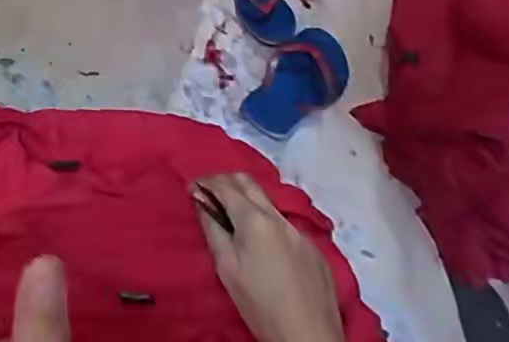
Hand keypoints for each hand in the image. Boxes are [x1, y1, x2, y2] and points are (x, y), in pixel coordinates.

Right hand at [194, 174, 343, 341]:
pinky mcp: (315, 249)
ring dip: (248, 204)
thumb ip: (212, 228)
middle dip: (226, 182)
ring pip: (268, 204)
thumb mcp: (226, 268)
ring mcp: (300, 232)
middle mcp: (278, 217)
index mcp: (254, 219)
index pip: (225, 184)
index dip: (206, 182)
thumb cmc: (260, 306)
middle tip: (210, 195)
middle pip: (248, 182)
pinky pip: (286, 226)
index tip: (192, 188)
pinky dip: (269, 227)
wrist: (309, 340)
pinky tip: (267, 251)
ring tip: (236, 224)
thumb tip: (202, 201)